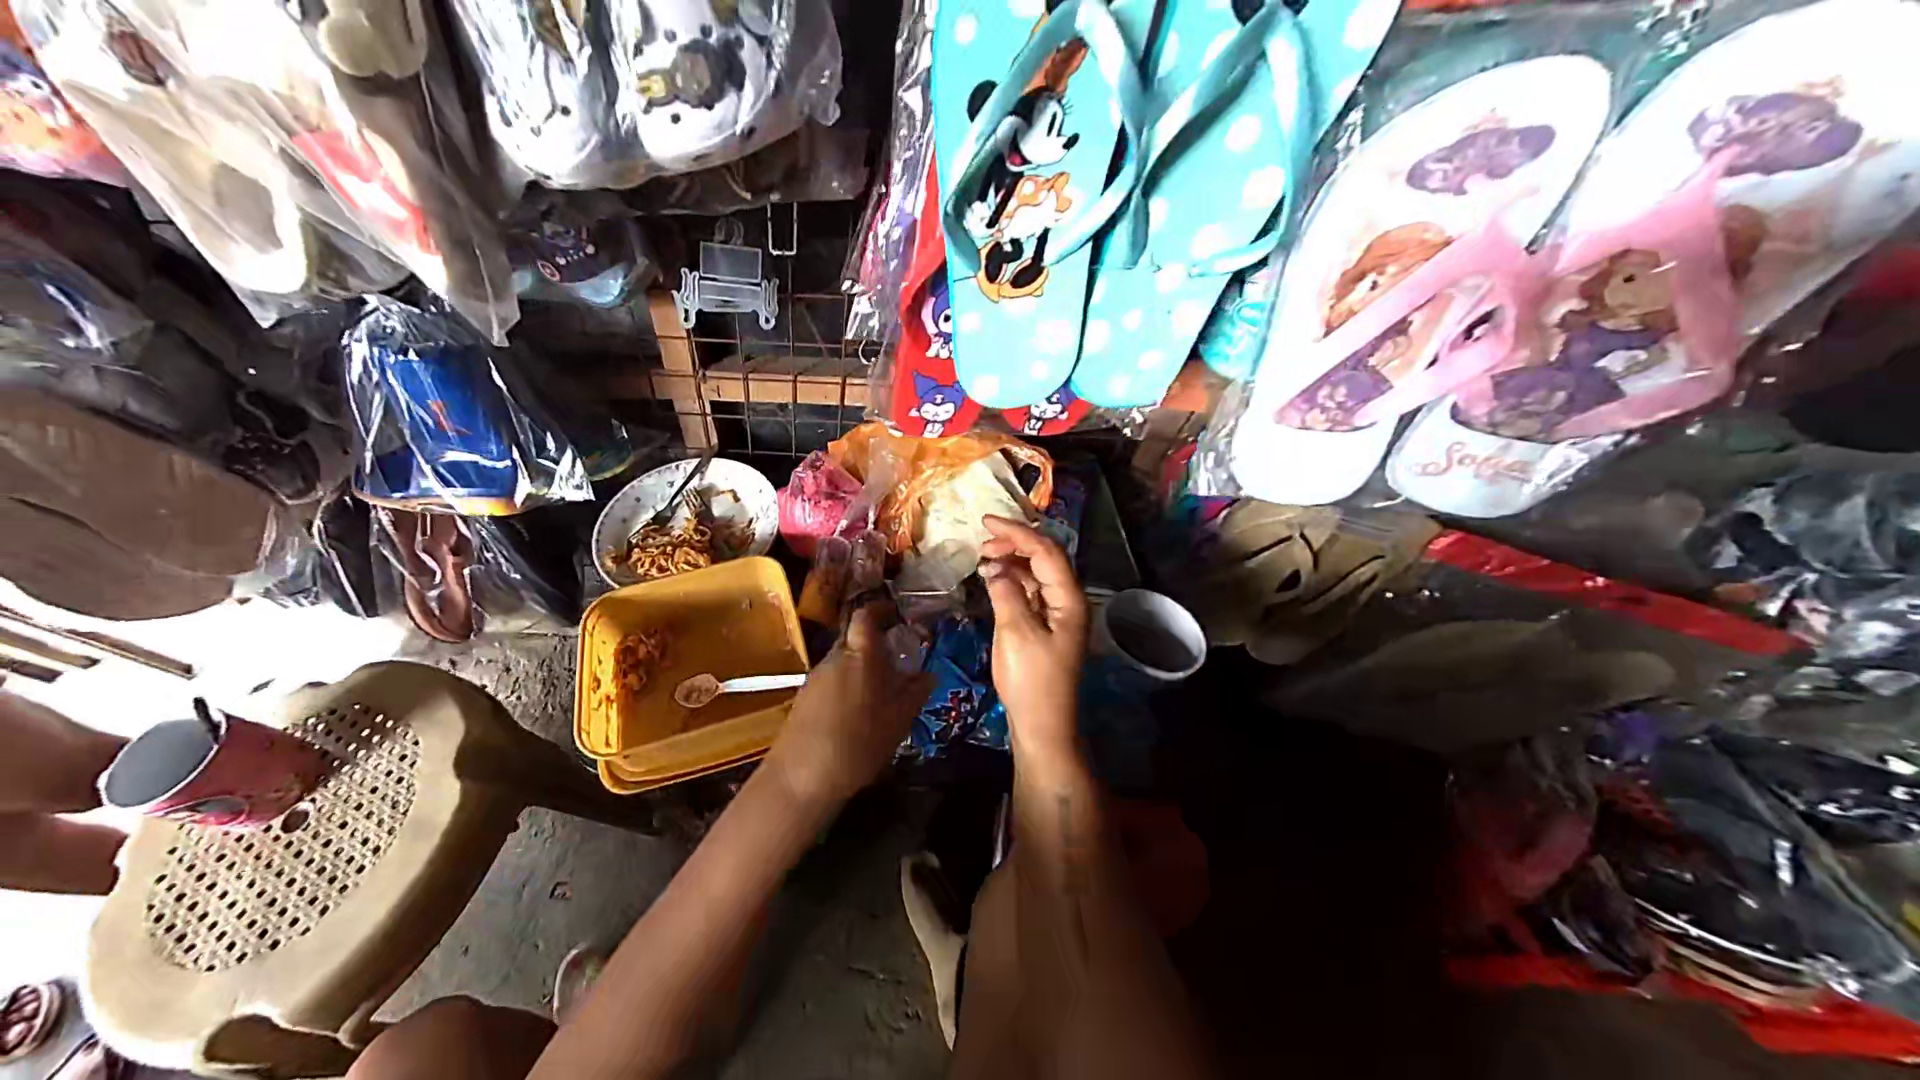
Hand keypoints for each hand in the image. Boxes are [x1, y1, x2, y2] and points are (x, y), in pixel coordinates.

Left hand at [767, 601, 932, 805]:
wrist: (800, 778)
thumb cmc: (858, 743)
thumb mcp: (898, 721)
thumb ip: (915, 693)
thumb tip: (928, 674)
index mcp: (860, 656)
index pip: (866, 617)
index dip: (880, 610)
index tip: (896, 614)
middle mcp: (834, 659)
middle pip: (855, 642)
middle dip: (877, 649)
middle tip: (899, 667)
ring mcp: (815, 679)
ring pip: (844, 664)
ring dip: (862, 672)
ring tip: (881, 698)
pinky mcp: (804, 699)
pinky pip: (832, 683)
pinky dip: (847, 689)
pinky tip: (857, 717)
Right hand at [979, 515, 1087, 765]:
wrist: (1042, 725)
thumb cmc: (1032, 682)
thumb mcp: (1016, 634)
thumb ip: (1006, 594)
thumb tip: (994, 569)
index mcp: (1069, 599)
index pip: (1046, 551)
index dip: (1017, 532)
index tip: (986, 522)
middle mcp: (1068, 600)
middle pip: (1045, 558)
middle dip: (1015, 543)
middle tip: (983, 542)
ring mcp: (1057, 613)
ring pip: (1037, 573)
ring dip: (1012, 560)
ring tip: (985, 558)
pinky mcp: (1045, 626)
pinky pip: (1031, 591)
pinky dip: (1012, 580)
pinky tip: (993, 579)